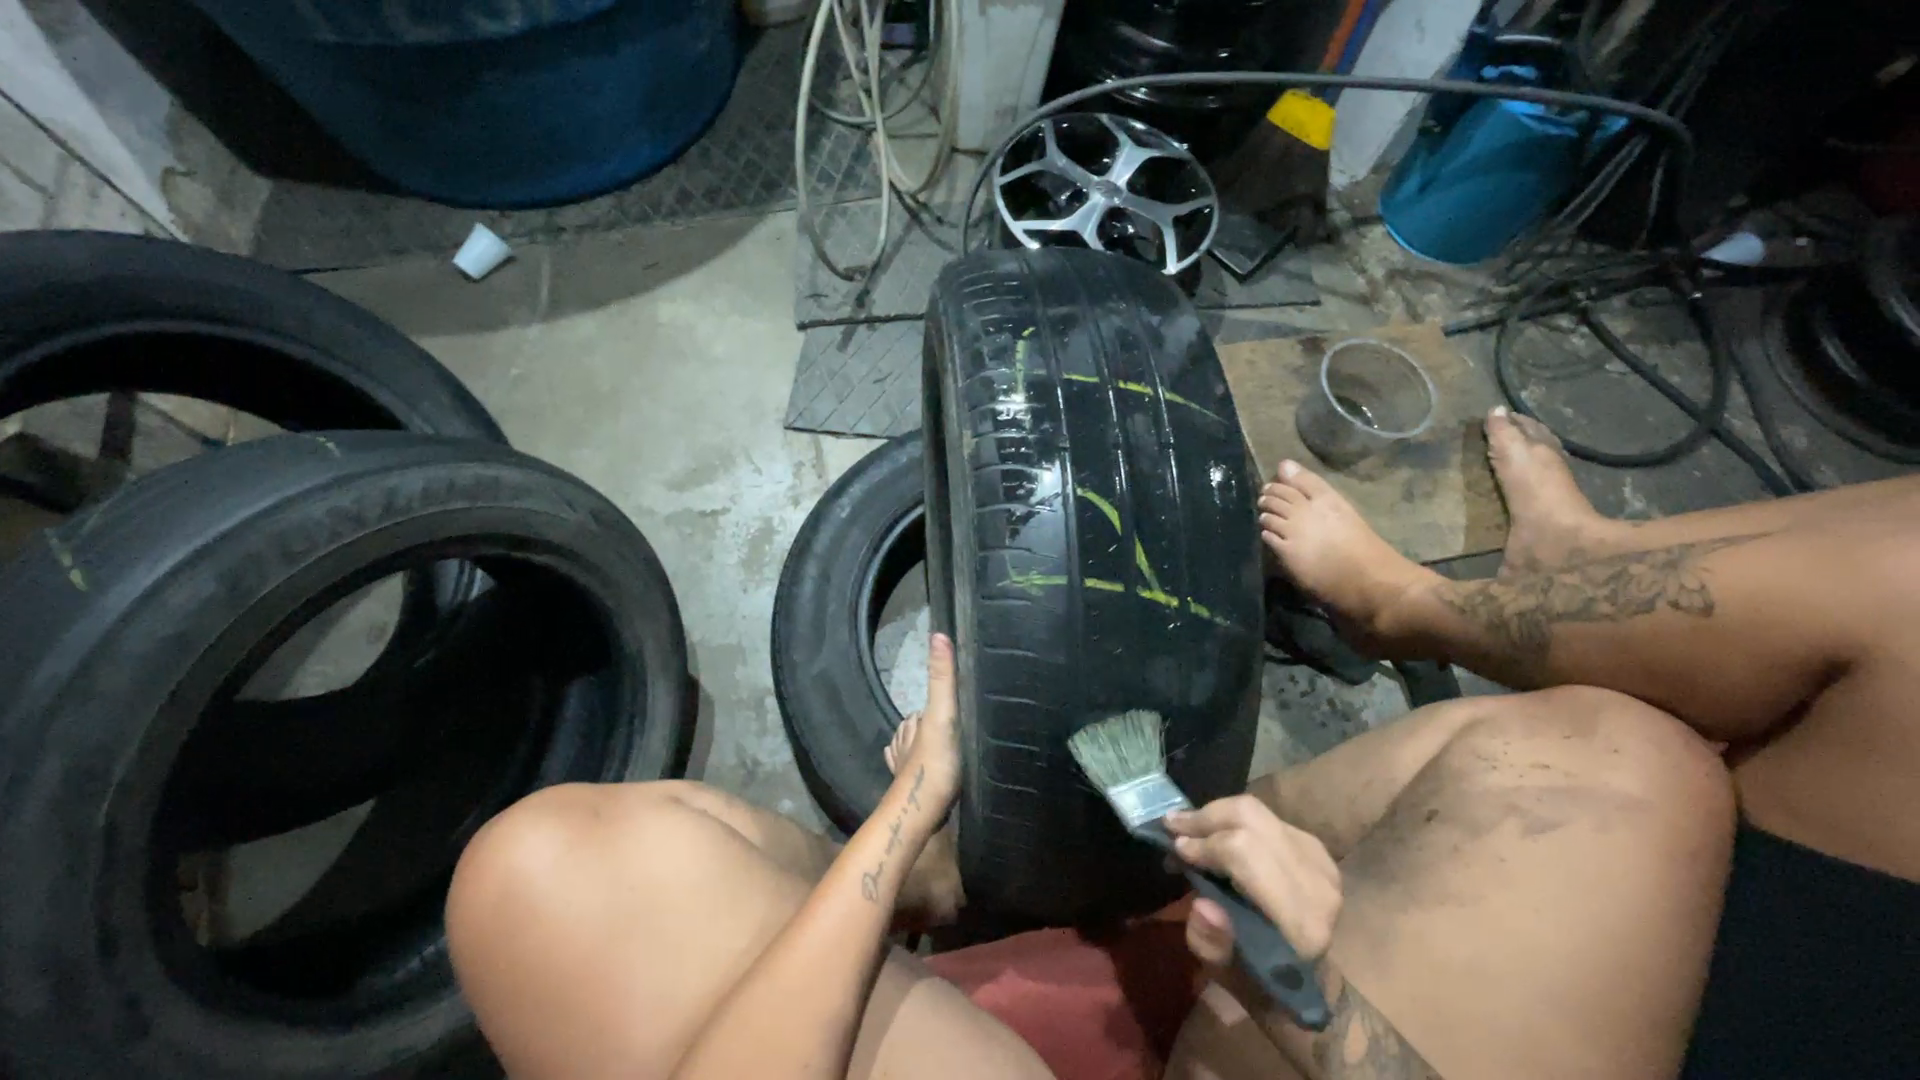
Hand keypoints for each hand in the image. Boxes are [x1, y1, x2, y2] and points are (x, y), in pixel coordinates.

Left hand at [885, 633, 961, 813]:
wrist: (921, 812)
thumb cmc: (935, 763)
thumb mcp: (943, 715)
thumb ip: (942, 678)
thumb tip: (938, 634)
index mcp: (912, 725)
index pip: (923, 707)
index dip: (937, 704)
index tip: (954, 703)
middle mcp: (903, 744)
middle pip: (917, 728)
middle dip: (929, 725)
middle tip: (955, 725)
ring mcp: (903, 769)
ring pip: (910, 750)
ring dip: (921, 746)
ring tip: (943, 745)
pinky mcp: (909, 790)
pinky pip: (908, 772)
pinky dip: (914, 767)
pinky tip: (922, 769)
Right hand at [1166, 795, 1342, 966]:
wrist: (1316, 982)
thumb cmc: (1263, 982)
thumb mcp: (1225, 976)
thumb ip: (1212, 944)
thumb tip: (1203, 905)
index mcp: (1299, 920)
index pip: (1245, 854)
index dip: (1205, 845)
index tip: (1174, 849)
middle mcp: (1317, 883)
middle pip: (1250, 822)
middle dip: (1204, 819)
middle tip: (1171, 826)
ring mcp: (1320, 861)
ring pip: (1257, 812)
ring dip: (1216, 814)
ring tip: (1187, 824)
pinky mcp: (1316, 848)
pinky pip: (1266, 817)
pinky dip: (1233, 820)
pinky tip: (1214, 832)